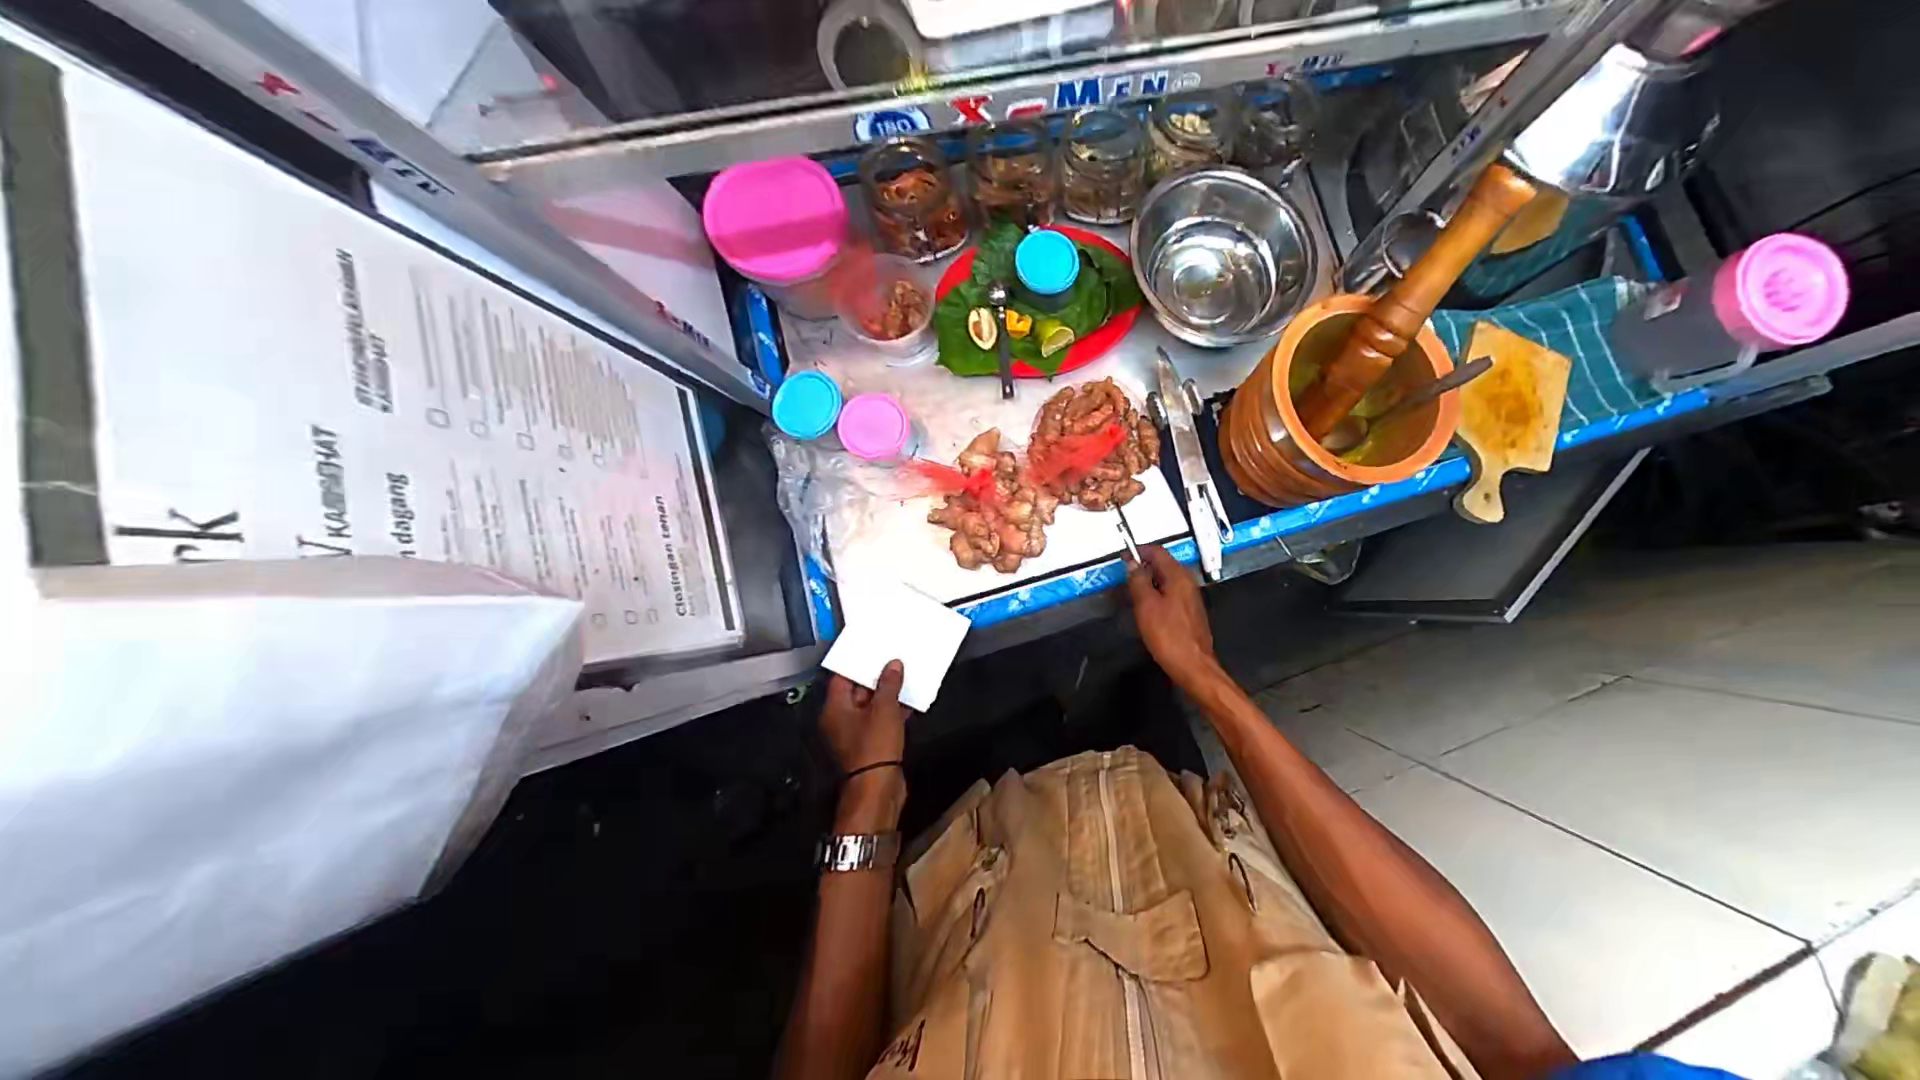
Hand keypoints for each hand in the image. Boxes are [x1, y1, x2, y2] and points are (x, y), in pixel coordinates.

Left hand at [820, 662, 908, 830]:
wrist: (880, 787)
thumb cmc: (875, 745)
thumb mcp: (884, 708)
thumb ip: (889, 684)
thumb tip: (893, 665)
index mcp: (835, 708)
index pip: (842, 677)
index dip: (858, 662)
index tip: (873, 650)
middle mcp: (841, 719)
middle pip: (857, 691)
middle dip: (876, 677)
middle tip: (893, 659)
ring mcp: (855, 733)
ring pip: (871, 706)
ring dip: (887, 694)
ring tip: (906, 676)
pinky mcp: (870, 744)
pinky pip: (880, 720)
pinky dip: (893, 711)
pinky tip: (909, 701)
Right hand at [1126, 545, 1219, 690]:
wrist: (1192, 665)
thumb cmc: (1170, 637)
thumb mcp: (1146, 605)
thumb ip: (1138, 581)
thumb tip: (1133, 564)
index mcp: (1178, 577)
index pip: (1158, 552)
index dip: (1139, 551)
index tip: (1125, 556)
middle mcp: (1188, 584)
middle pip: (1164, 564)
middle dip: (1143, 566)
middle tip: (1126, 574)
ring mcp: (1190, 599)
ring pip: (1166, 580)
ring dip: (1149, 581)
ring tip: (1132, 590)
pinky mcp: (1189, 612)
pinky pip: (1170, 594)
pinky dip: (1156, 594)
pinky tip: (1146, 607)